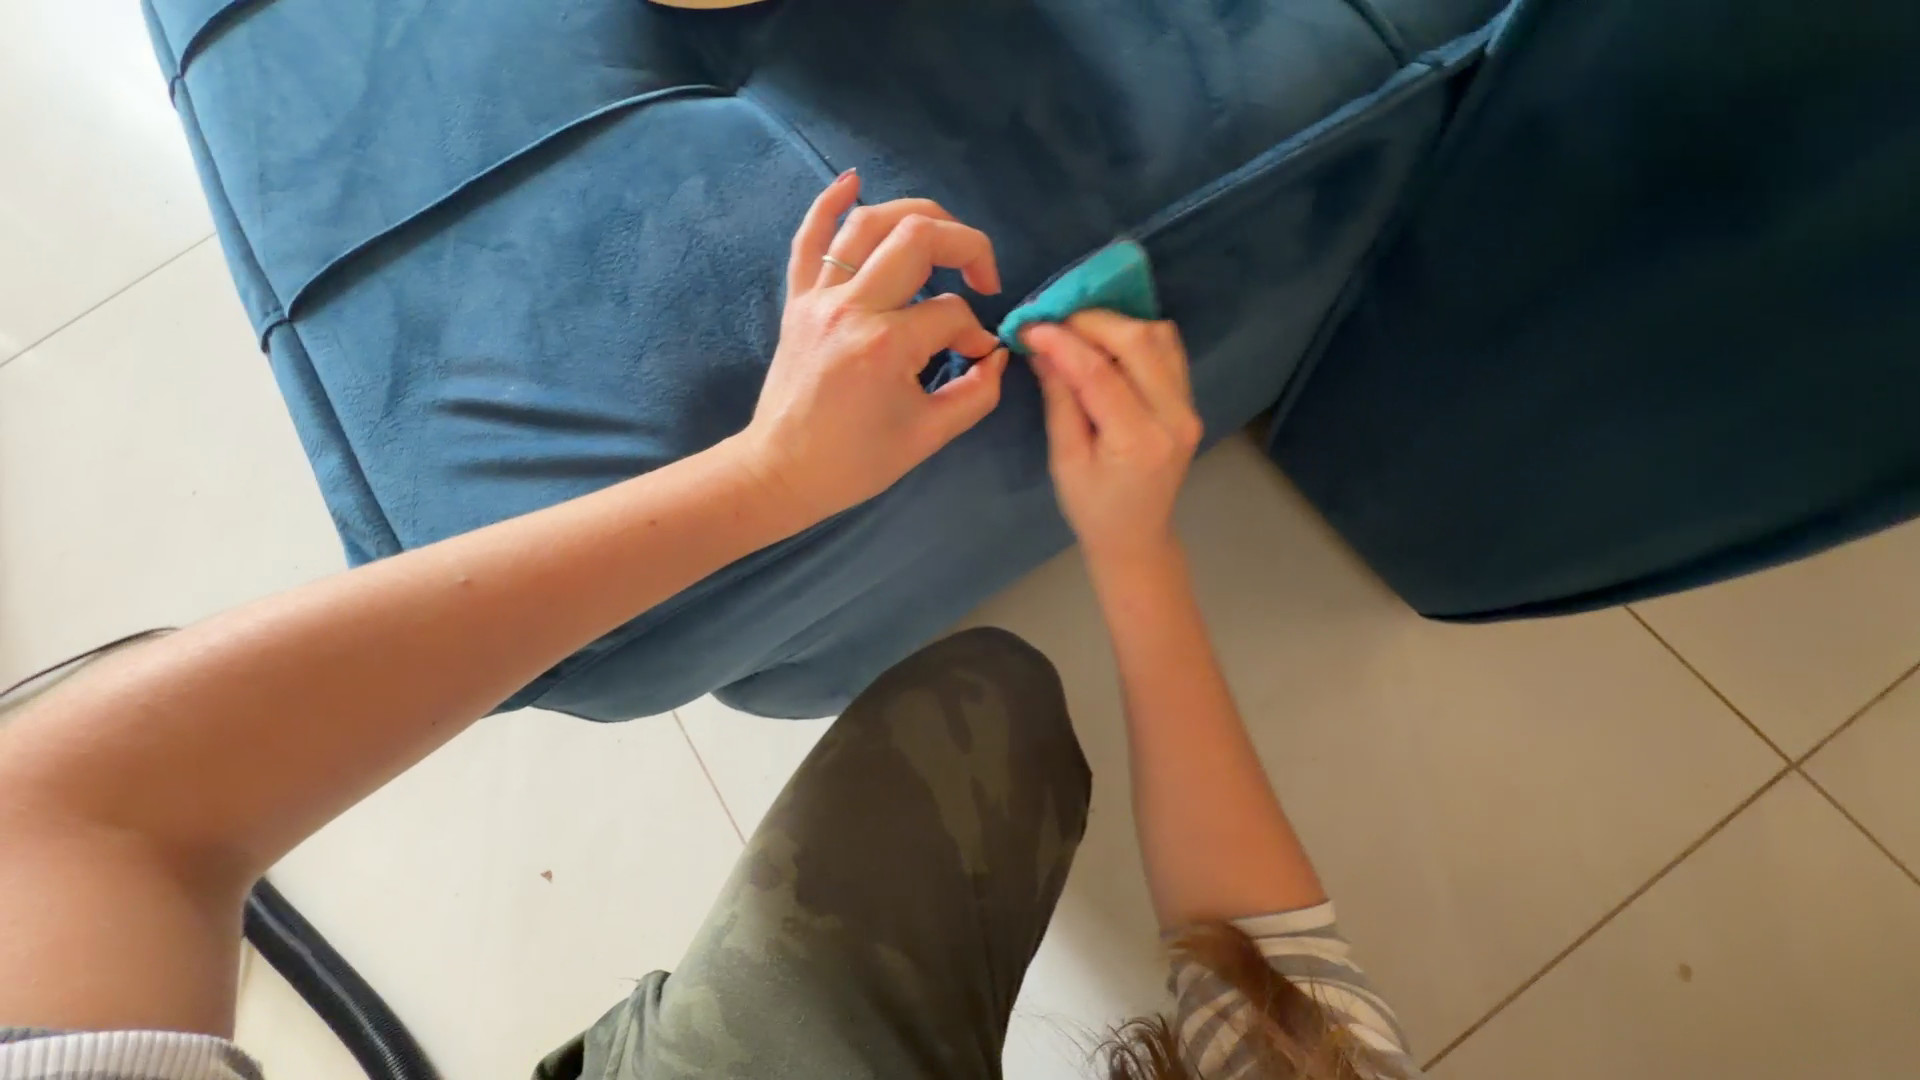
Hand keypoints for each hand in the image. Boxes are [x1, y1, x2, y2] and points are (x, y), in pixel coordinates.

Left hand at [736, 171, 1010, 524]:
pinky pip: (809, 237)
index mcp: (886, 345)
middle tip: (983, 277)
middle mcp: (851, 306)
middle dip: (966, 244)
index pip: (953, 313)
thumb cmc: (856, 462)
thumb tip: (996, 355)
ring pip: (869, 223)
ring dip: (916, 216)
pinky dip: (830, 203)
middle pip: (918, 236)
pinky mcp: (797, 300)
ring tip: (944, 238)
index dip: (978, 333)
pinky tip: (855, 180)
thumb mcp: (929, 437)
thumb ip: (977, 393)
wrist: (782, 472)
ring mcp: (818, 297)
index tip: (978, 358)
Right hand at [1024, 312, 1202, 572]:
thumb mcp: (1065, 459)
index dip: (1063, 343)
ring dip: (1115, 325)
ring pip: (1159, 337)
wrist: (1136, 536)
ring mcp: (1188, 407)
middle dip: (1091, 322)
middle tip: (1054, 323)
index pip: (1100, 374)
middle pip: (1138, 342)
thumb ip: (1060, 399)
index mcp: (1139, 441)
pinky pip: (1168, 350)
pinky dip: (1135, 337)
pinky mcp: (1189, 401)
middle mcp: (1174, 418)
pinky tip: (1105, 345)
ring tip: (1077, 333)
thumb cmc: (1092, 508)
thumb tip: (1043, 348)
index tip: (1031, 326)